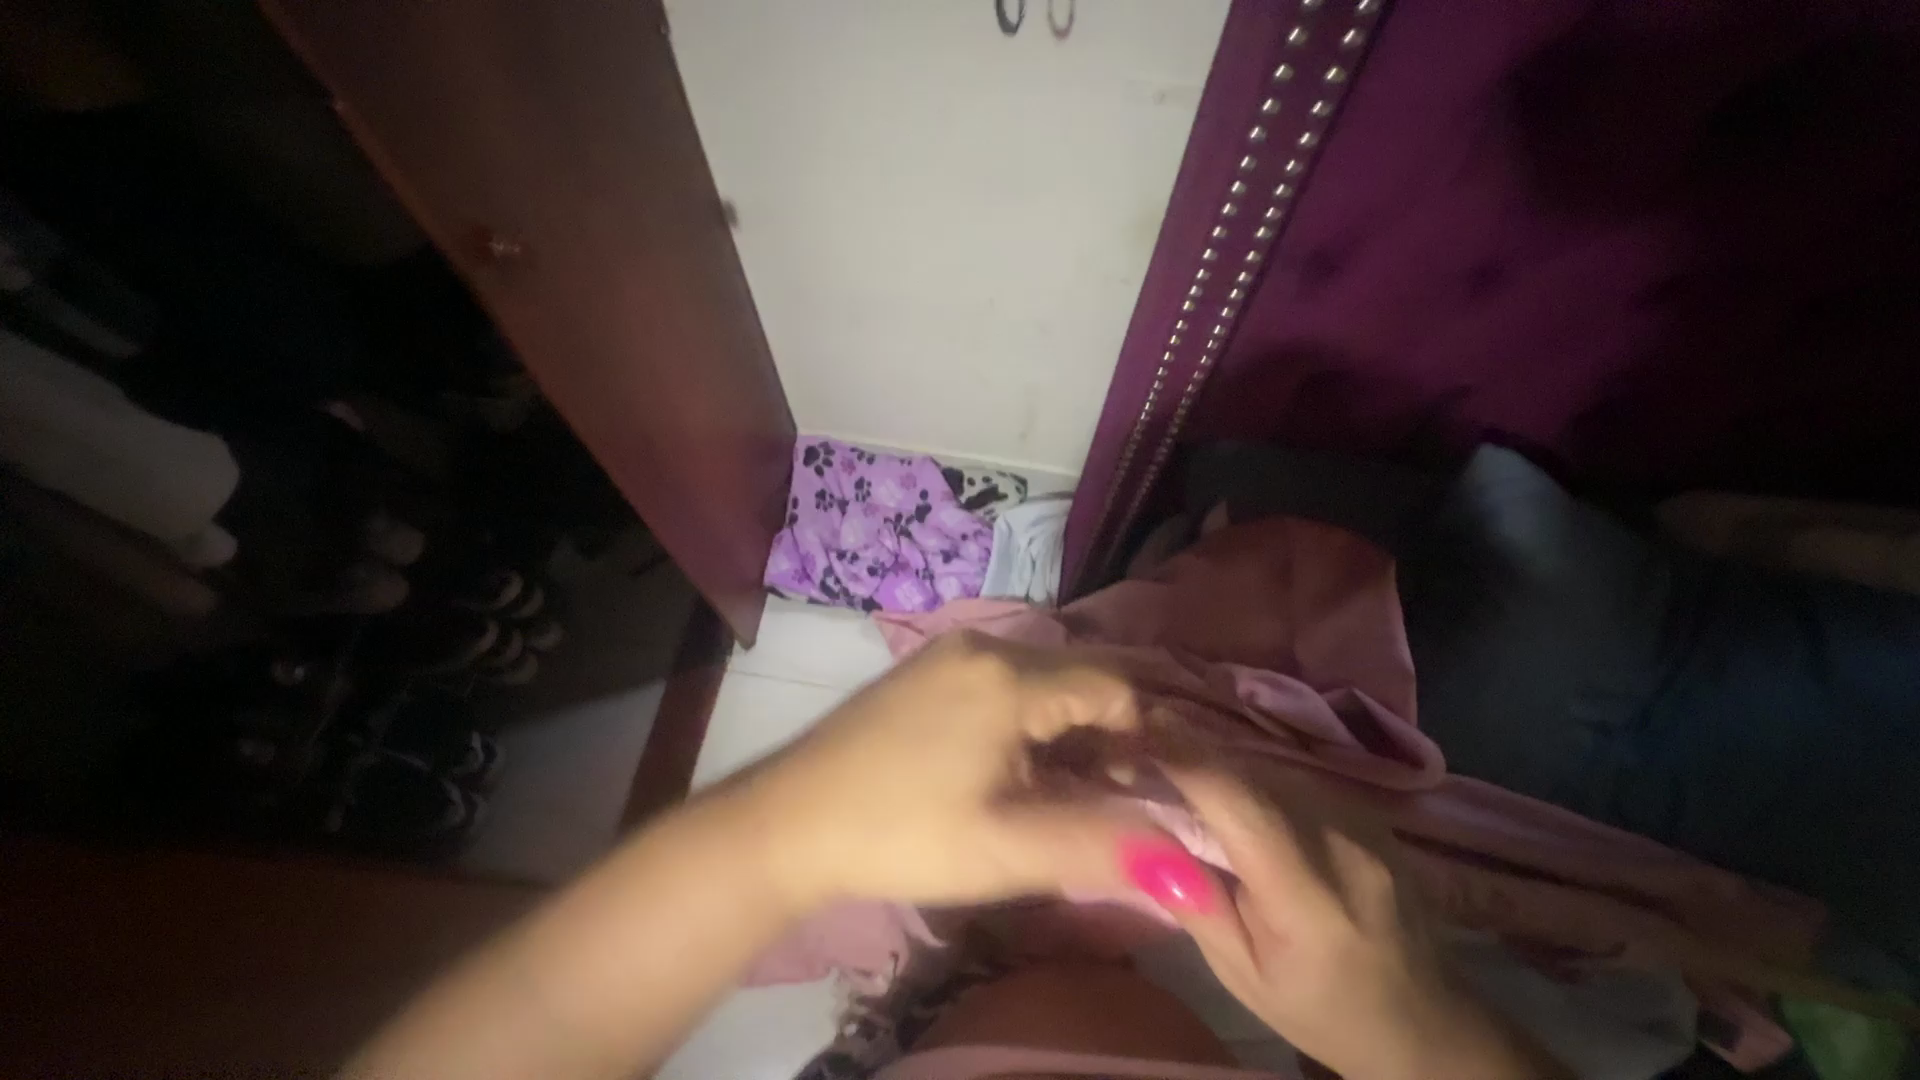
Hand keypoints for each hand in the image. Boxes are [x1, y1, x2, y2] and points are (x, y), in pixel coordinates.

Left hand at [730, 631, 1149, 910]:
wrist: (789, 822)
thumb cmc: (902, 836)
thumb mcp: (1007, 850)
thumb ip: (1103, 848)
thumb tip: (1192, 873)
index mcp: (1009, 675)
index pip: (1113, 686)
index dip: (1142, 738)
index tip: (1146, 793)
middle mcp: (983, 642)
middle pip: (1077, 677)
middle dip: (1105, 734)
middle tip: (1107, 797)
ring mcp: (947, 650)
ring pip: (1040, 678)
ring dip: (1065, 727)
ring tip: (1061, 789)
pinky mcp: (925, 666)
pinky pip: (1001, 679)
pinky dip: (1026, 716)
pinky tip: (1012, 765)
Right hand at [1153, 768, 1571, 1079]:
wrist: (1427, 1020)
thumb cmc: (1322, 1010)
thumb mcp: (1243, 976)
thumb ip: (1195, 903)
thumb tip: (1138, 838)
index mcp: (1308, 893)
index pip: (1237, 800)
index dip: (1180, 755)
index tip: (1129, 730)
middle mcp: (1341, 839)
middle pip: (1247, 770)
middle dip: (1183, 748)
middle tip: (1128, 747)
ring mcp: (1362, 819)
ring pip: (1267, 765)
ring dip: (1211, 757)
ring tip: (1163, 760)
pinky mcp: (1368, 810)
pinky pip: (1290, 776)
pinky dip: (1244, 773)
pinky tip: (1219, 785)